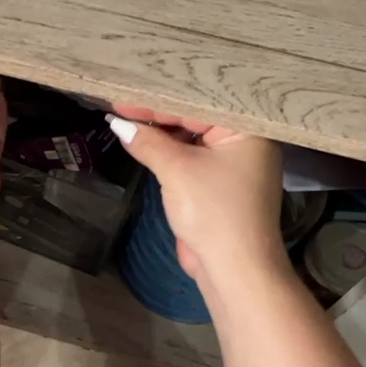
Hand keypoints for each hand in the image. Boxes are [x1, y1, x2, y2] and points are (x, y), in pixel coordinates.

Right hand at [108, 106, 284, 291]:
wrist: (233, 267)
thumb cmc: (212, 210)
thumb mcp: (176, 170)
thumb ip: (148, 142)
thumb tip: (119, 125)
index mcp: (246, 129)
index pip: (195, 105)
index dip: (155, 103)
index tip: (121, 99)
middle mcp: (243, 141)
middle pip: (194, 118)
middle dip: (156, 116)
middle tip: (119, 107)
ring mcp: (231, 164)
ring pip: (190, 139)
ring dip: (160, 135)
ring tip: (124, 123)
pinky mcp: (217, 184)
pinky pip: (190, 159)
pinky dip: (167, 153)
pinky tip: (142, 144)